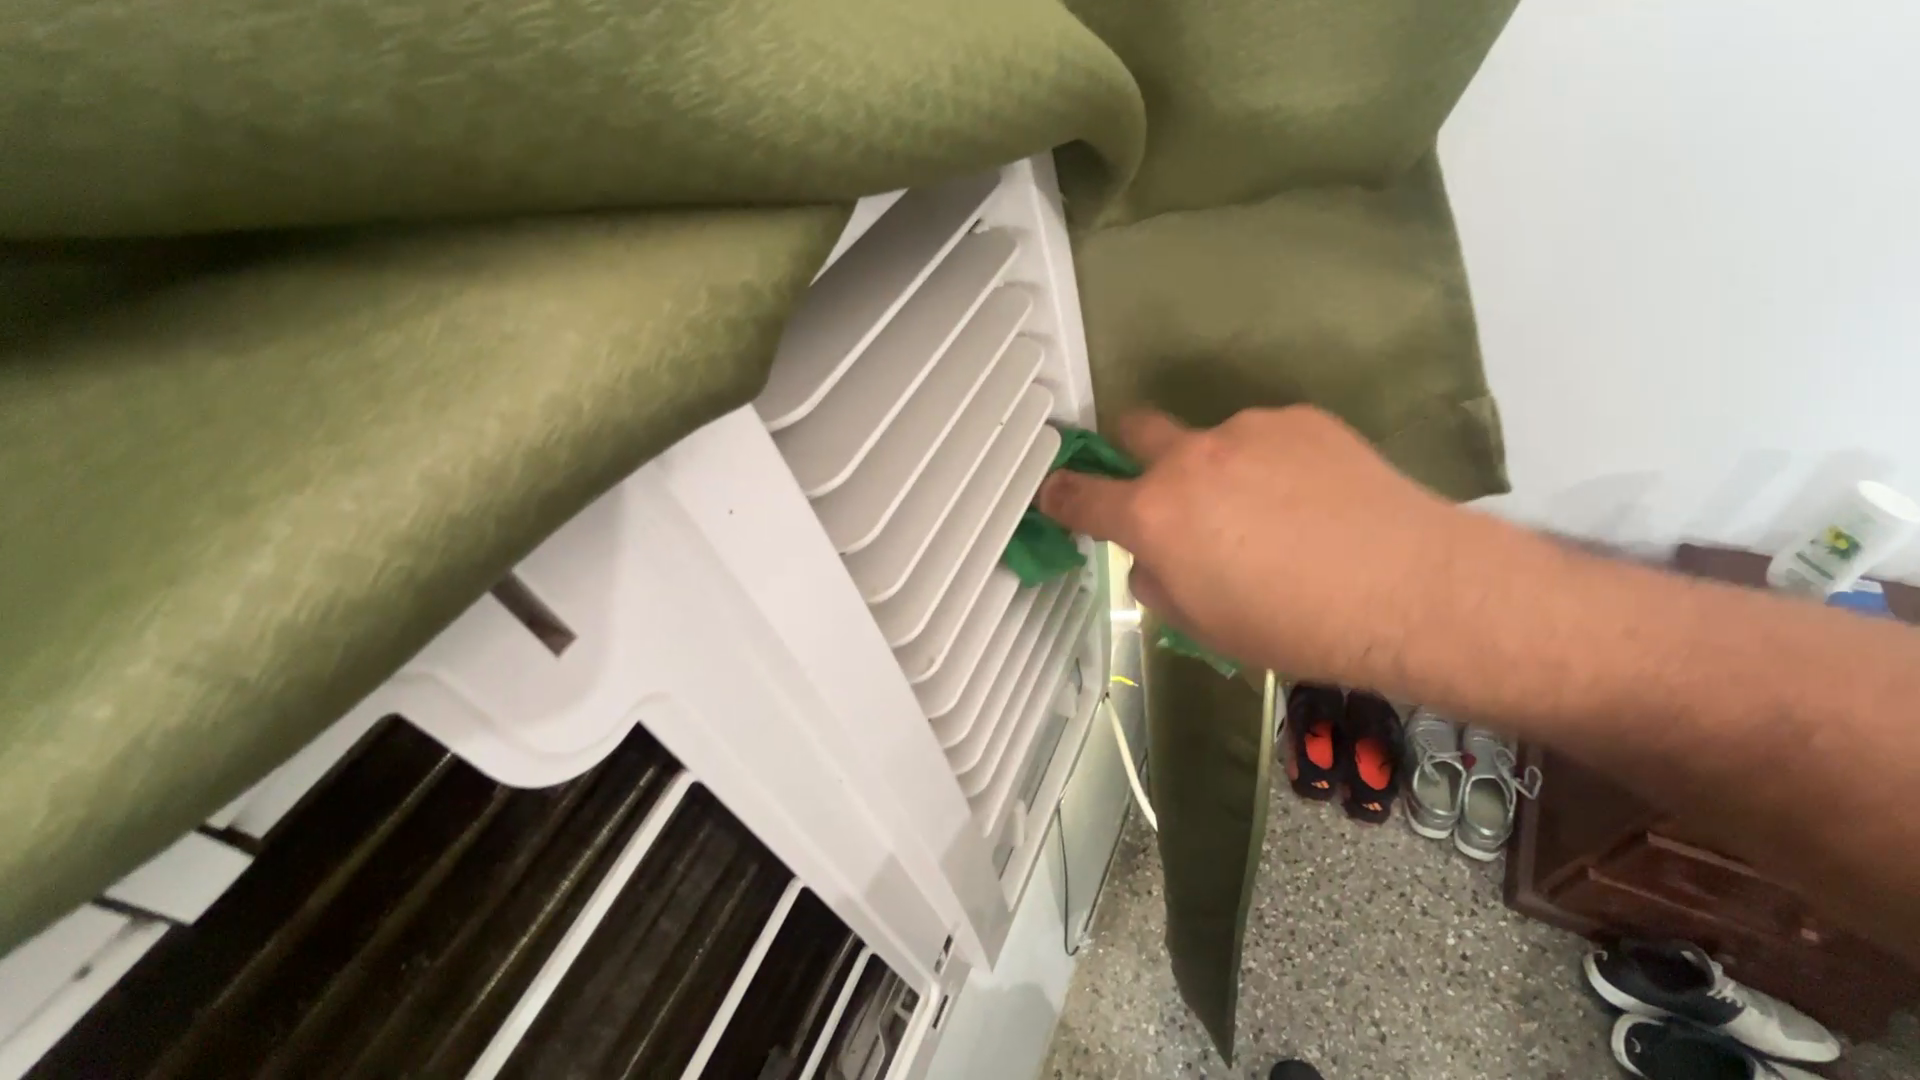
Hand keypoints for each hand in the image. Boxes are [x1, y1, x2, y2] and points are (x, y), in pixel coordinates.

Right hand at [1038, 406, 1478, 686]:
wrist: (1408, 589)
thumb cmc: (1293, 626)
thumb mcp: (1205, 627)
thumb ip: (1160, 583)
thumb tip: (1154, 559)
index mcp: (1154, 515)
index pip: (1082, 497)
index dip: (1061, 495)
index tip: (1055, 492)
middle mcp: (1189, 459)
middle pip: (1136, 428)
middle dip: (1133, 450)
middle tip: (1163, 487)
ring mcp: (1247, 431)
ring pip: (1212, 440)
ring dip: (1221, 468)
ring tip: (1276, 513)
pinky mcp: (1302, 419)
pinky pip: (1266, 438)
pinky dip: (1272, 462)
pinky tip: (1314, 498)